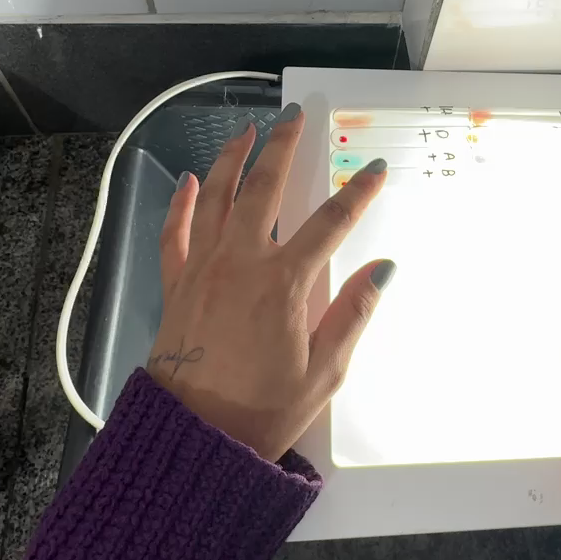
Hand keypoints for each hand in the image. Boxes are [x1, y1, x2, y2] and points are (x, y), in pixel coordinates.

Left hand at [146, 104, 396, 461]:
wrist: (190, 443)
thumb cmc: (263, 410)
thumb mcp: (324, 372)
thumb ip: (353, 313)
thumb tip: (385, 267)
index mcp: (284, 281)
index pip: (331, 222)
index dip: (357, 193)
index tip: (374, 169)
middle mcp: (241, 261)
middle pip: (265, 187)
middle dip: (283, 146)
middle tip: (294, 116)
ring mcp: (203, 268)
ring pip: (217, 197)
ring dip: (233, 158)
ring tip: (246, 130)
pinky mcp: (175, 284)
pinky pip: (175, 232)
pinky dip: (181, 203)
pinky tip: (188, 180)